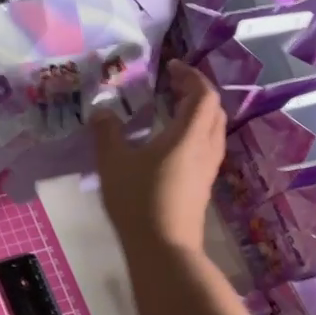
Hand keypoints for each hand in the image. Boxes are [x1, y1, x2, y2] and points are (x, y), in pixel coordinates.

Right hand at [92, 60, 226, 250]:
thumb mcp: (113, 162)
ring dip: (196, 112)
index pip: (202, 95)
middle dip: (195, 91)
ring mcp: (208, 168)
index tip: (170, 66)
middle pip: (213, 110)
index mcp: (188, 135)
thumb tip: (102, 110)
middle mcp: (205, 148)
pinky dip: (192, 132)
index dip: (190, 76)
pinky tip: (168, 142)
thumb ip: (107, 132)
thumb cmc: (138, 200)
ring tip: (170, 109)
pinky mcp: (202, 185)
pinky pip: (205, 146)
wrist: (163, 248)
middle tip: (171, 84)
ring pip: (212, 130)